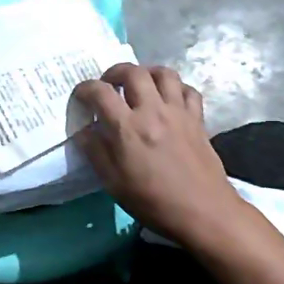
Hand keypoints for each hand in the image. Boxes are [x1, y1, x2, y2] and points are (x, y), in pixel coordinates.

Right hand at [73, 64, 244, 245]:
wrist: (203, 212)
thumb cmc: (152, 201)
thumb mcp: (112, 182)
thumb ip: (95, 151)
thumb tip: (84, 131)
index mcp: (127, 128)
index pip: (99, 92)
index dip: (84, 89)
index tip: (80, 98)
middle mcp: (152, 111)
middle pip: (132, 72)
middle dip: (114, 73)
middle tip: (108, 85)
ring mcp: (178, 112)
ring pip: (163, 73)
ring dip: (146, 73)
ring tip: (138, 85)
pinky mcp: (198, 119)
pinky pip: (187, 90)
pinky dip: (175, 88)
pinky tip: (168, 99)